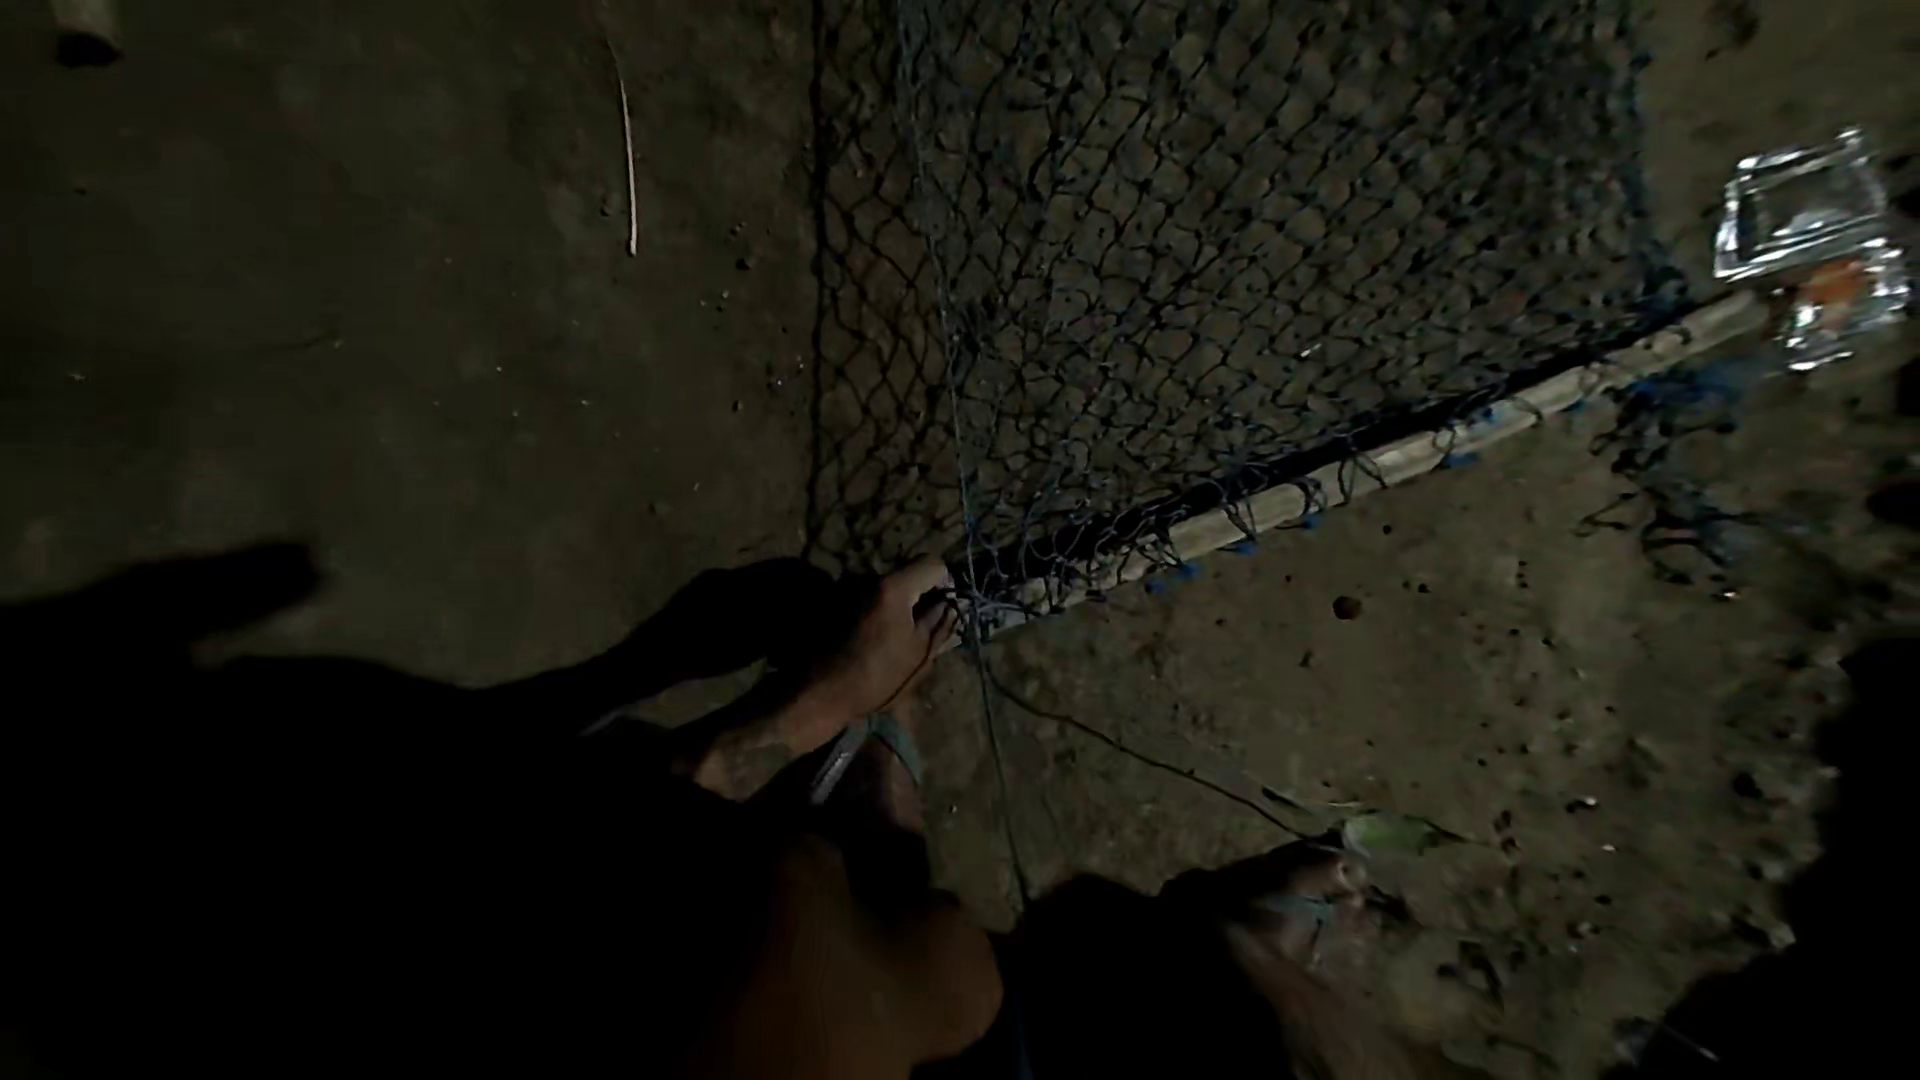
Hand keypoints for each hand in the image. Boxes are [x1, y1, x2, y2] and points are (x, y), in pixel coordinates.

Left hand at [805, 556, 956, 718]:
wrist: (821, 693)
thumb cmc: (877, 677)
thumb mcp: (920, 653)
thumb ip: (942, 621)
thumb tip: (956, 604)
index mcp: (893, 588)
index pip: (932, 563)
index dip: (946, 583)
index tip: (944, 609)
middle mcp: (869, 577)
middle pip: (908, 573)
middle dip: (922, 595)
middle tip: (925, 627)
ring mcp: (849, 587)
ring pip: (889, 586)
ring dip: (900, 604)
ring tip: (898, 637)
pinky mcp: (836, 600)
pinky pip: (869, 596)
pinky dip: (880, 610)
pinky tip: (876, 639)